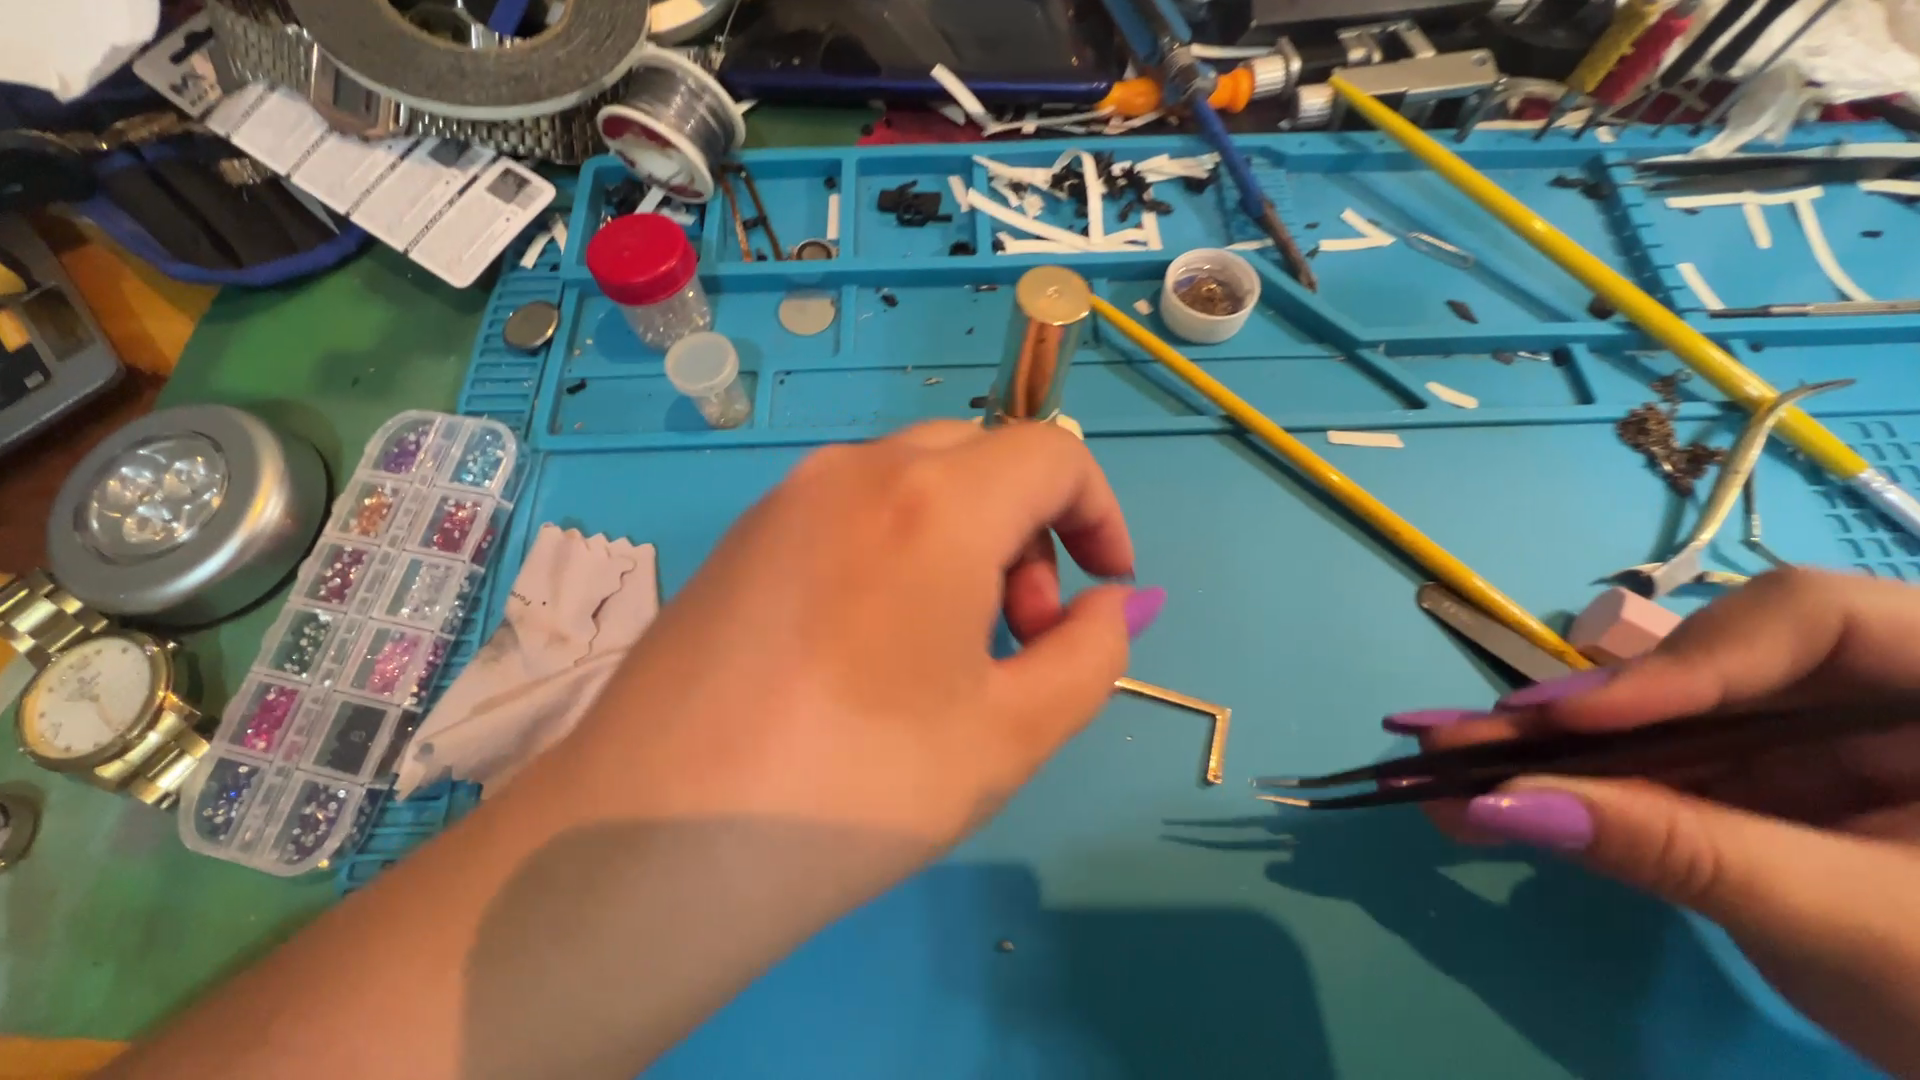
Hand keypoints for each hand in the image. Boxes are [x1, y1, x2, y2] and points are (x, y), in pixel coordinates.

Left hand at [567, 419, 1163, 857]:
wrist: (655, 836)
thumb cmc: (859, 781)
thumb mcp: (1014, 732)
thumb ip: (1092, 654)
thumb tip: (1110, 603)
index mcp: (935, 500)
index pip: (1053, 454)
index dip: (1101, 512)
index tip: (1106, 588)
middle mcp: (857, 469)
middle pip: (981, 461)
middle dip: (1031, 533)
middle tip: (1019, 635)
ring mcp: (786, 499)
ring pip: (914, 484)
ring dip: (965, 543)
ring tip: (946, 649)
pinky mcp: (741, 538)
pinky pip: (851, 513)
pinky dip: (898, 550)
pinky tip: (869, 646)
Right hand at [1392, 569, 1919, 1074]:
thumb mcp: (1851, 924)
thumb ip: (1678, 851)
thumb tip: (1498, 806)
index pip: (1803, 621)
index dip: (1681, 661)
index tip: (1578, 722)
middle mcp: (1855, 696)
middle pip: (1692, 673)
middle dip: (1570, 717)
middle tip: (1457, 739)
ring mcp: (1794, 745)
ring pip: (1647, 727)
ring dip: (1542, 754)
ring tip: (1439, 766)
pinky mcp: (1745, 790)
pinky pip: (1640, 777)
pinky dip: (1565, 794)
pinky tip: (1480, 801)